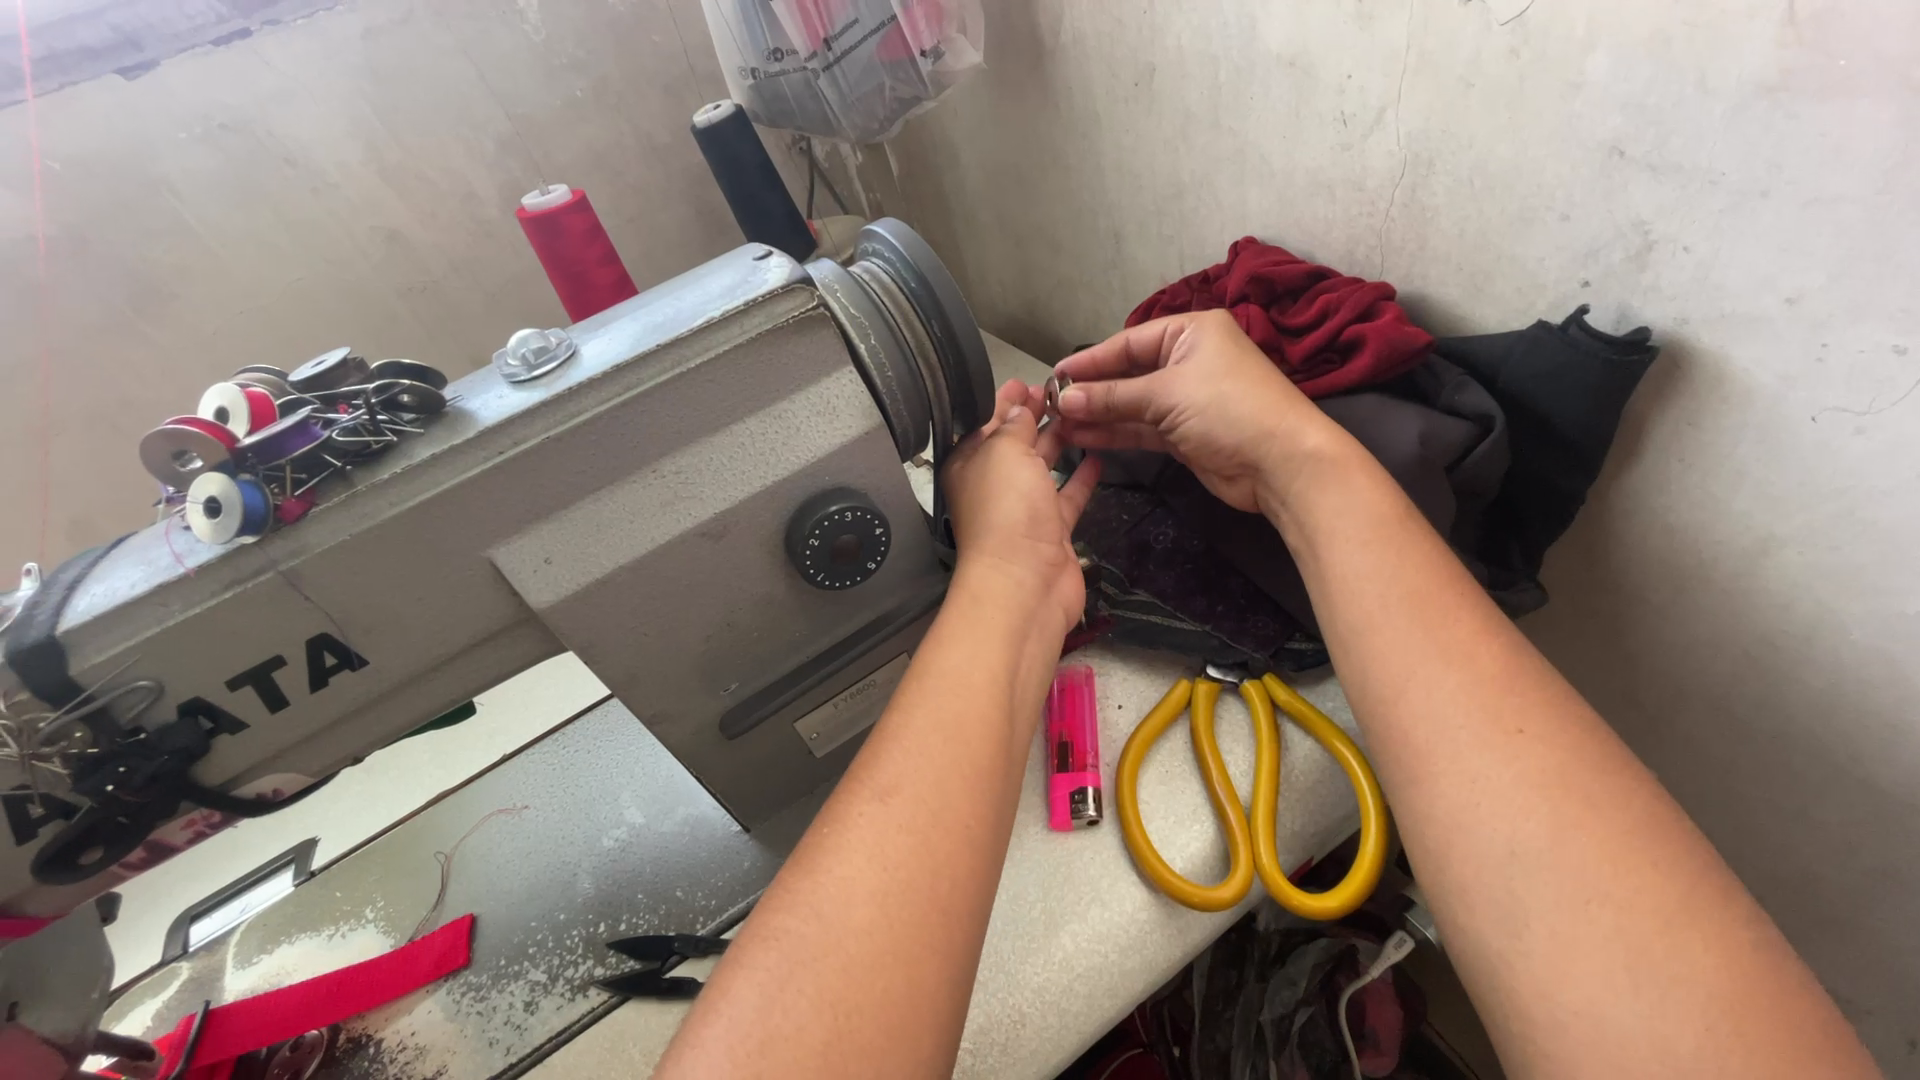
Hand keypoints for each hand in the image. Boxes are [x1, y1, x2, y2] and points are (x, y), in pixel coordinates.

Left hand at [941, 380, 1101, 639]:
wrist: (1024, 583)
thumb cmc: (1006, 509)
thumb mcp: (1004, 452)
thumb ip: (1013, 425)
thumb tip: (1017, 406)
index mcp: (968, 465)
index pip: (984, 424)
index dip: (1004, 402)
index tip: (1027, 380)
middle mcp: (993, 485)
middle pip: (1014, 444)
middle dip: (1034, 417)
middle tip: (1060, 392)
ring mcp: (1023, 510)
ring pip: (1042, 468)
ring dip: (1060, 442)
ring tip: (1083, 414)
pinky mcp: (1052, 530)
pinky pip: (1068, 496)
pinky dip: (1081, 477)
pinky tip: (1098, 455)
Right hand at [1052, 310, 1350, 513]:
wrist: (1282, 463)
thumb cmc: (1229, 409)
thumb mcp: (1167, 393)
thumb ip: (1112, 397)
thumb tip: (1064, 399)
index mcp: (1191, 332)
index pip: (1128, 342)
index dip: (1091, 361)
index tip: (1054, 376)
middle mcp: (1189, 360)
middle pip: (1128, 373)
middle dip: (1091, 391)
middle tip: (1050, 405)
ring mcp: (1187, 399)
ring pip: (1132, 404)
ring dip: (1098, 415)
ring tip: (1058, 424)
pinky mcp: (1185, 434)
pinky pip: (1142, 428)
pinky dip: (1115, 433)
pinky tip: (1083, 437)